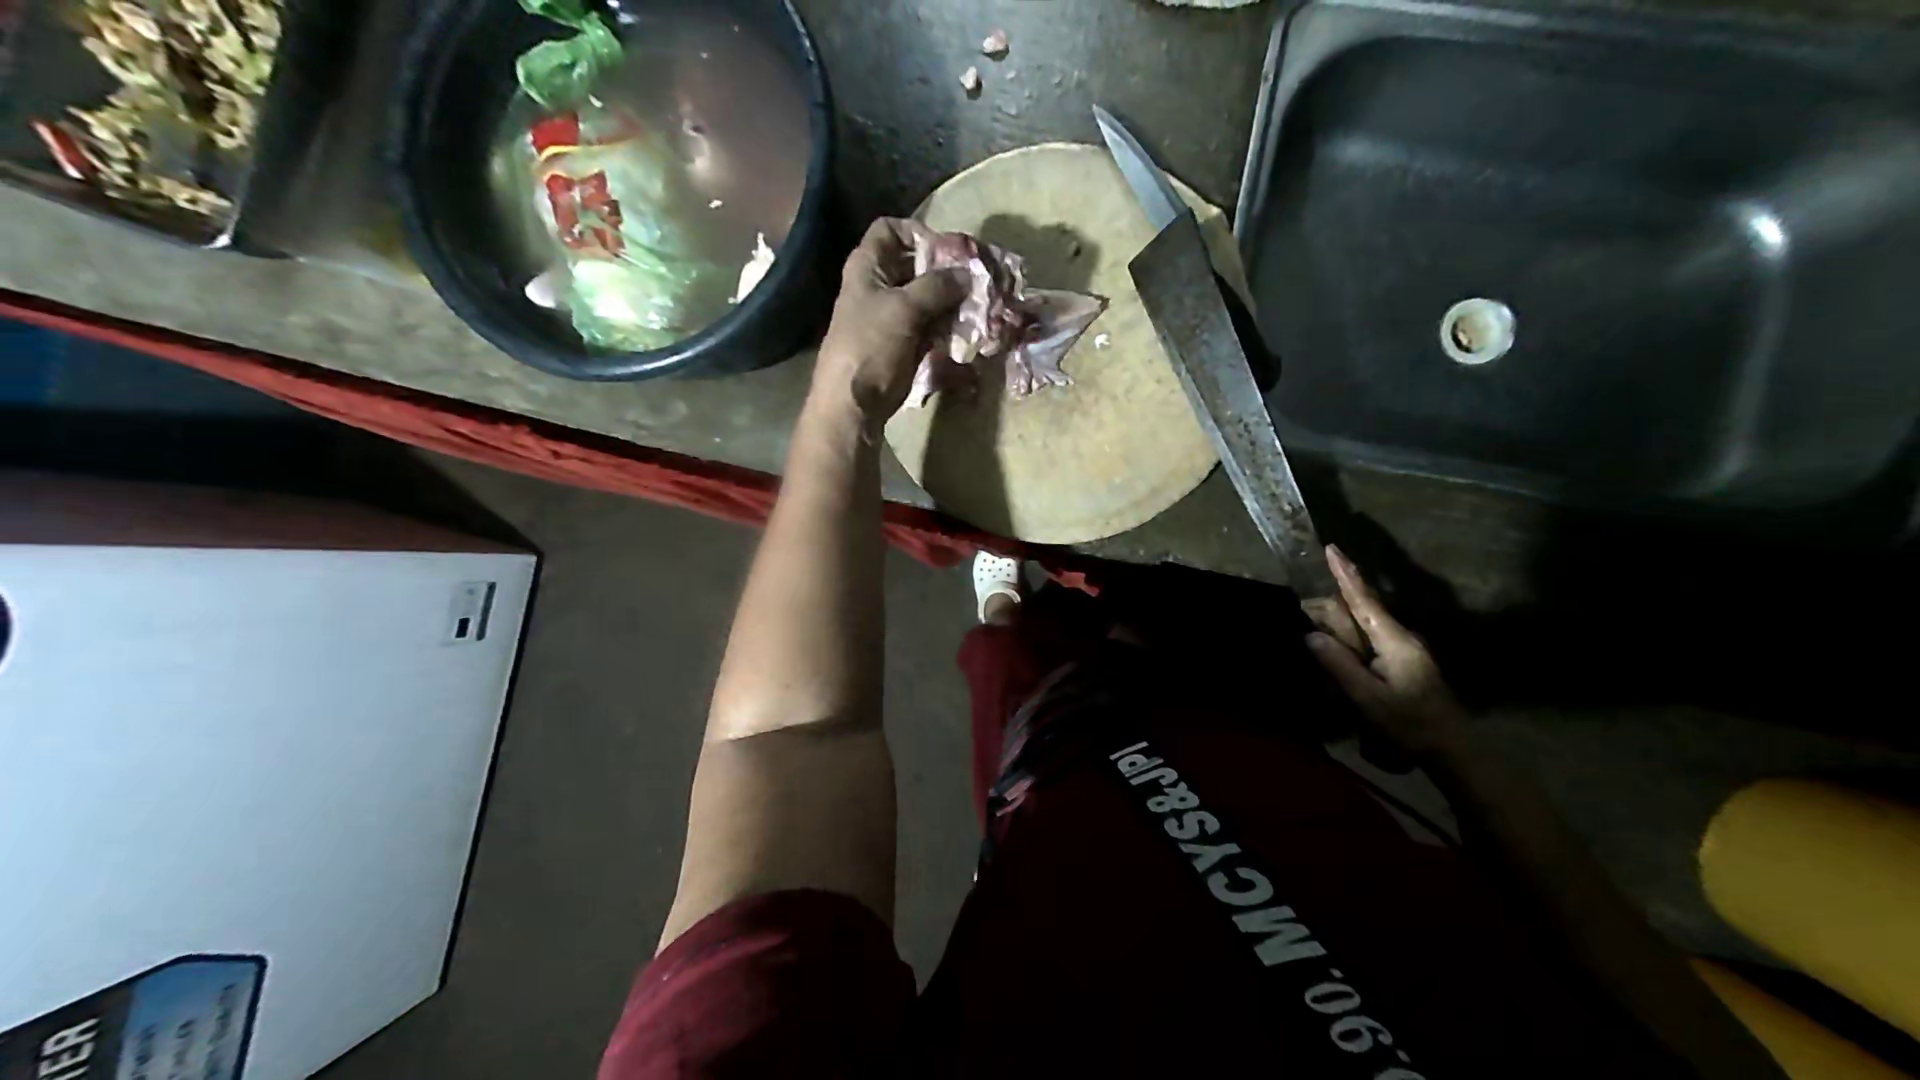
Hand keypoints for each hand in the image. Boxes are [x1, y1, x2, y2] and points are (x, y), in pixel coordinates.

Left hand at [812, 218, 968, 424]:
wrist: (854, 403)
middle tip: (976, 277)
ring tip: (979, 304)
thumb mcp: (903, 309)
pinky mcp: (905, 342)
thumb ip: (937, 286)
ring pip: (928, 297)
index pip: (890, 230)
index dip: (917, 232)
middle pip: (916, 264)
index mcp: (867, 267)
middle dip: (946, 270)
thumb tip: (968, 274)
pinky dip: (949, 323)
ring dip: (953, 300)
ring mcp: (893, 316)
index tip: (945, 250)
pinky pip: (932, 324)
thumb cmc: (870, 347)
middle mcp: (880, 285)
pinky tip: (969, 327)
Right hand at [1303, 545, 1468, 758]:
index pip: (1364, 600)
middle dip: (1330, 604)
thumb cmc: (1410, 724)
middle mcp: (1401, 637)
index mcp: (1395, 641)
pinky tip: (1334, 645)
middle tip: (1299, 610)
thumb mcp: (1368, 698)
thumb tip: (1310, 635)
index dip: (1346, 574)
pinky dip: (1347, 635)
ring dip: (1337, 621)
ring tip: (1310, 626)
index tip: (1332, 548)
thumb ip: (1339, 665)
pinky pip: (1368, 638)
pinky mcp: (1402, 662)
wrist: (1451, 750)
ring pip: (1363, 624)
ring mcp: (1404, 650)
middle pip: (1360, 610)